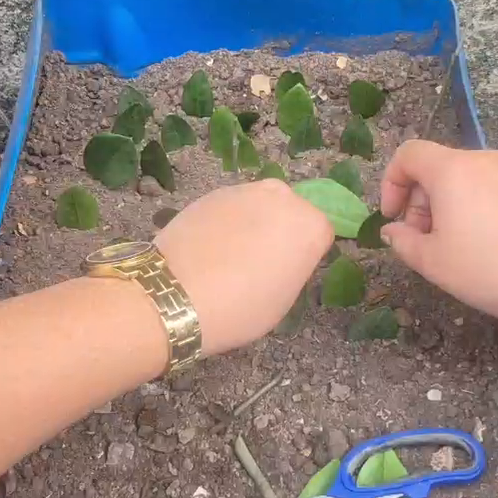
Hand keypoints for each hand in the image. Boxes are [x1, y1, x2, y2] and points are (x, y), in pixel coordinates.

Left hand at [155, 179, 333, 353]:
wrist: (177, 294)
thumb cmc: (242, 307)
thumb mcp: (285, 298)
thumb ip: (293, 266)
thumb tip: (282, 255)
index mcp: (311, 224)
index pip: (320, 235)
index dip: (303, 256)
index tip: (286, 274)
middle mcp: (283, 197)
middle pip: (291, 213)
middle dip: (280, 232)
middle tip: (259, 264)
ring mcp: (245, 190)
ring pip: (260, 207)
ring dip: (253, 224)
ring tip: (230, 258)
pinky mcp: (213, 192)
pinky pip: (232, 208)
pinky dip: (226, 223)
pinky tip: (210, 249)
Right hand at [378, 140, 497, 339]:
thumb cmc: (485, 268)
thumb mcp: (431, 261)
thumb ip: (402, 241)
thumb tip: (392, 230)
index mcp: (452, 169)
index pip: (409, 154)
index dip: (391, 182)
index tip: (391, 218)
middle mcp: (484, 161)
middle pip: (438, 167)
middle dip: (420, 200)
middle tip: (421, 240)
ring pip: (467, 180)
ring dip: (448, 206)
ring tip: (454, 247)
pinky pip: (494, 190)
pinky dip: (477, 208)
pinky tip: (488, 247)